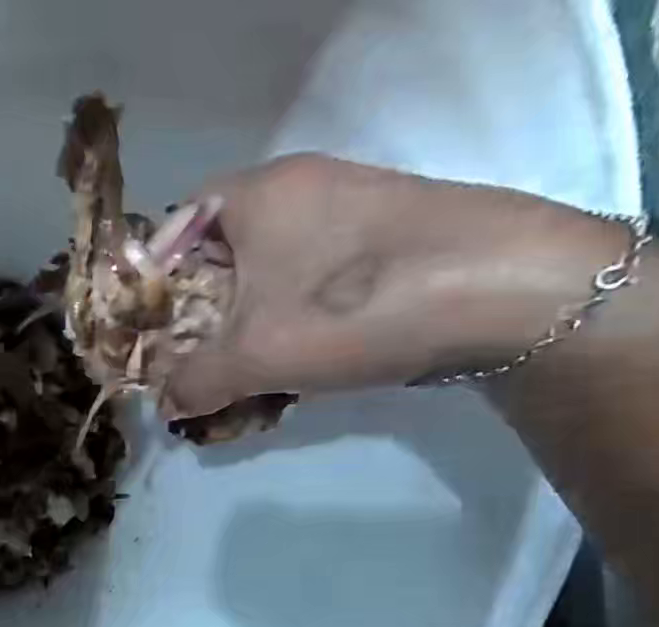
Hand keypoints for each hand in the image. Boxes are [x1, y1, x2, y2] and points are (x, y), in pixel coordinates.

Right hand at [163, 155, 629, 416]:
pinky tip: (299, 371)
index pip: (177, 227)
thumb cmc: (354, 305)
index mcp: (257, 193)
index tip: (152, 333)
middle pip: (224, 258)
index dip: (156, 283)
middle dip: (202, 320)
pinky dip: (294, 327)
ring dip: (248, 331)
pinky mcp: (387, 245)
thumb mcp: (256, 354)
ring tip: (243, 382)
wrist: (507, 291)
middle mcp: (301, 190)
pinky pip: (314, 286)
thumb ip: (195, 380)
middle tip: (193, 367)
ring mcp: (350, 214)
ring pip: (272, 277)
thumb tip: (162, 404)